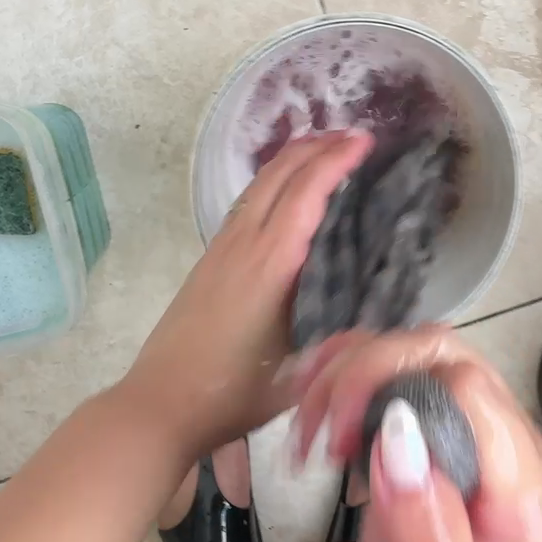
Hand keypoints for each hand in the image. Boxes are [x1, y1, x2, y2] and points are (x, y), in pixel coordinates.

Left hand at [122, 130, 372, 453]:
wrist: (158, 405)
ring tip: (326, 151)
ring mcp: (222, 247)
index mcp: (270, 263)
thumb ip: (339, 334)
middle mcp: (243, 242)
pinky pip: (248, 201)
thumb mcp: (300, 370)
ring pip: (260, 184)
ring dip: (294, 159)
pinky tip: (288, 193)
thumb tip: (382, 309)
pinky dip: (276, 180)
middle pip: (279, 173)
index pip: (306, 192)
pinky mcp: (211, 258)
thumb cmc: (232, 393)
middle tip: (354, 137)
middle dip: (317, 146)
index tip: (366, 141)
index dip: (336, 160)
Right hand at [292, 328, 541, 541]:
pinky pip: (390, 378)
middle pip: (441, 356)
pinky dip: (343, 376)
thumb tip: (400, 432)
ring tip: (304, 423)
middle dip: (366, 372)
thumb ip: (429, 541)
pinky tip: (310, 401)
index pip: (469, 390)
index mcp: (523, 494)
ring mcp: (462, 441)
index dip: (399, 390)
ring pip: (411, 352)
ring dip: (346, 370)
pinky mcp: (424, 444)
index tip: (341, 435)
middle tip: (317, 430)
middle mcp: (500, 452)